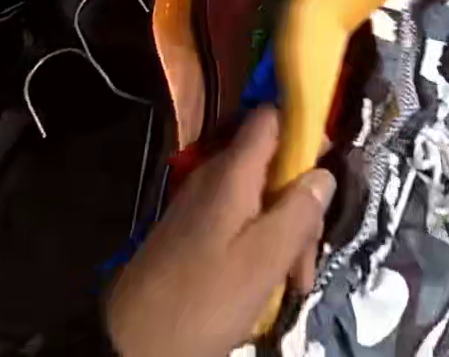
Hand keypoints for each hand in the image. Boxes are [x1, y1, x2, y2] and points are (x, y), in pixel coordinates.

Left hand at [107, 107, 335, 356]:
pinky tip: (267, 284)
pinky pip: (242, 220)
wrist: (122, 353)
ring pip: (262, 196)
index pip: (273, 115)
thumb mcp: (264, 259)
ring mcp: (202, 205)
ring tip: (292, 282)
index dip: (305, 127)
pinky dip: (262, 244)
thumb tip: (325, 174)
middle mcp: (217, 176)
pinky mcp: (193, 234)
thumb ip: (301, 210)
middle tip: (308, 253)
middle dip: (302, 200)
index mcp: (234, 170)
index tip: (326, 165)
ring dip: (286, 230)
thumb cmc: (201, 299)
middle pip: (275, 162)